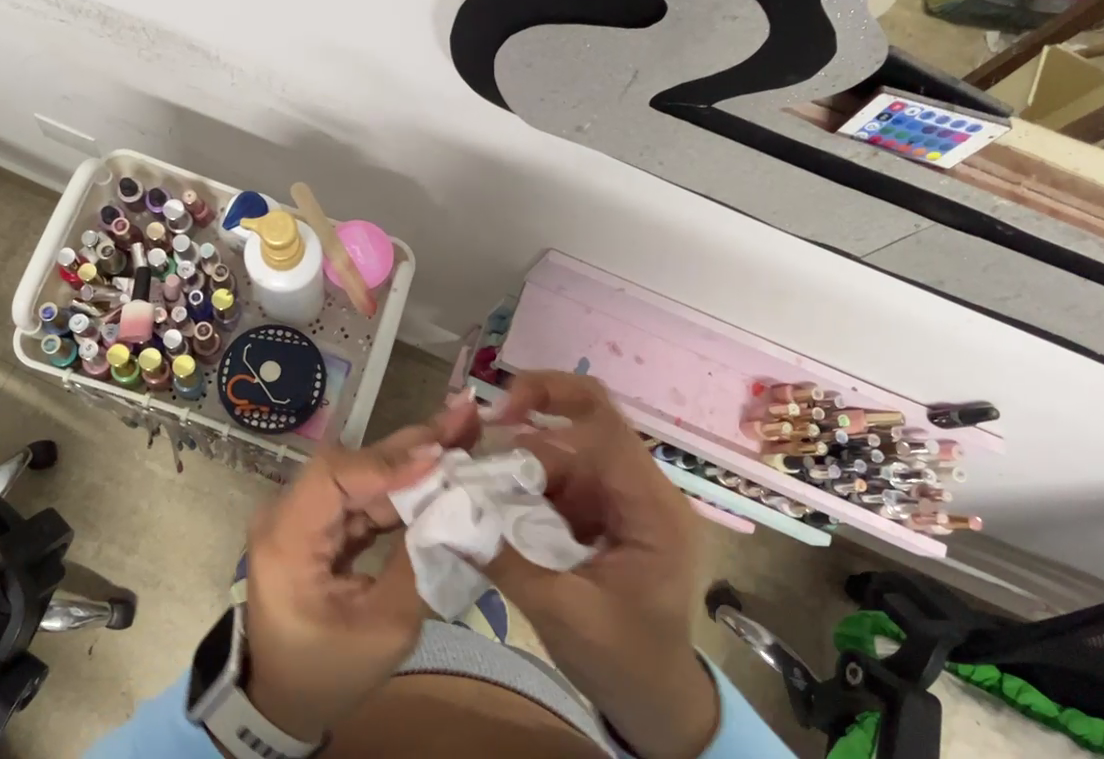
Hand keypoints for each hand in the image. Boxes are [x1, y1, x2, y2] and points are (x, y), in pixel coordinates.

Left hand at [239, 402, 480, 741]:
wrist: (283, 698)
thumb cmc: (328, 670)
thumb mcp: (384, 627)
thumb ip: (417, 562)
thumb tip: (455, 509)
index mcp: (287, 539)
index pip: (334, 477)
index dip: (387, 462)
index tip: (440, 455)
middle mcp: (287, 514)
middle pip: (349, 465)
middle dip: (410, 445)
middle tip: (463, 418)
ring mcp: (302, 517)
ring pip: (361, 475)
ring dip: (411, 459)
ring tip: (462, 434)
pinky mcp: (320, 526)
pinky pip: (362, 496)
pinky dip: (402, 486)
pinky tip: (439, 469)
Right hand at [483, 372, 718, 758]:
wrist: (656, 706)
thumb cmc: (625, 662)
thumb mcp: (564, 613)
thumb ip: (507, 561)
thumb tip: (446, 519)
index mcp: (651, 507)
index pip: (604, 423)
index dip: (551, 397)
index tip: (499, 410)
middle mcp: (639, 493)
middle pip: (574, 440)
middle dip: (519, 450)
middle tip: (470, 472)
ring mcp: (619, 506)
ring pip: (559, 462)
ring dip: (516, 476)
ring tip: (475, 499)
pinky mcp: (600, 520)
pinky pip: (556, 489)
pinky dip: (523, 496)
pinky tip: (494, 515)